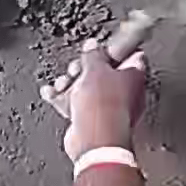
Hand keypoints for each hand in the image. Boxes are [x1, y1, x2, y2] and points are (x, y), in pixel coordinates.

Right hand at [61, 39, 147, 159]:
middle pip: (102, 72)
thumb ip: (93, 55)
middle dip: (83, 68)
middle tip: (76, 69)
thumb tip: (92, 46)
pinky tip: (51, 93)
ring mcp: (107, 107)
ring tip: (62, 84)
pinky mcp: (91, 119)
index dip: (113, 49)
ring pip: (86, 88)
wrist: (93, 140)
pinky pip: (75, 104)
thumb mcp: (95, 69)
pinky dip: (62, 98)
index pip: (130, 56)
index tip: (99, 47)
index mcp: (134, 77)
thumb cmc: (103, 106)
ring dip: (70, 83)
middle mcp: (124, 93)